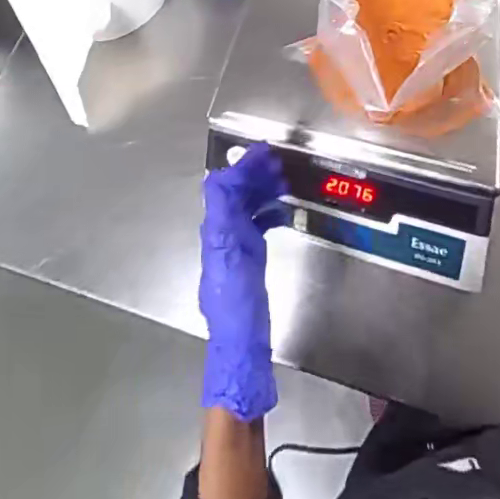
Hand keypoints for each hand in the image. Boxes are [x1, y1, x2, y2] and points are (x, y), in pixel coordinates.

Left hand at [200, 146, 290, 421]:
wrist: (241, 347)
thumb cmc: (235, 304)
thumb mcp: (228, 256)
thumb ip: (223, 217)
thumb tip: (217, 178)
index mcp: (216, 232)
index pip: (224, 188)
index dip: (241, 167)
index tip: (262, 152)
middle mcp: (222, 236)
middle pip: (236, 195)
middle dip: (254, 174)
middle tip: (277, 161)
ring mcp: (236, 248)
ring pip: (247, 207)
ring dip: (262, 190)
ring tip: (283, 180)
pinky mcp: (249, 259)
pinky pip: (258, 225)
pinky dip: (269, 212)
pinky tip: (283, 212)